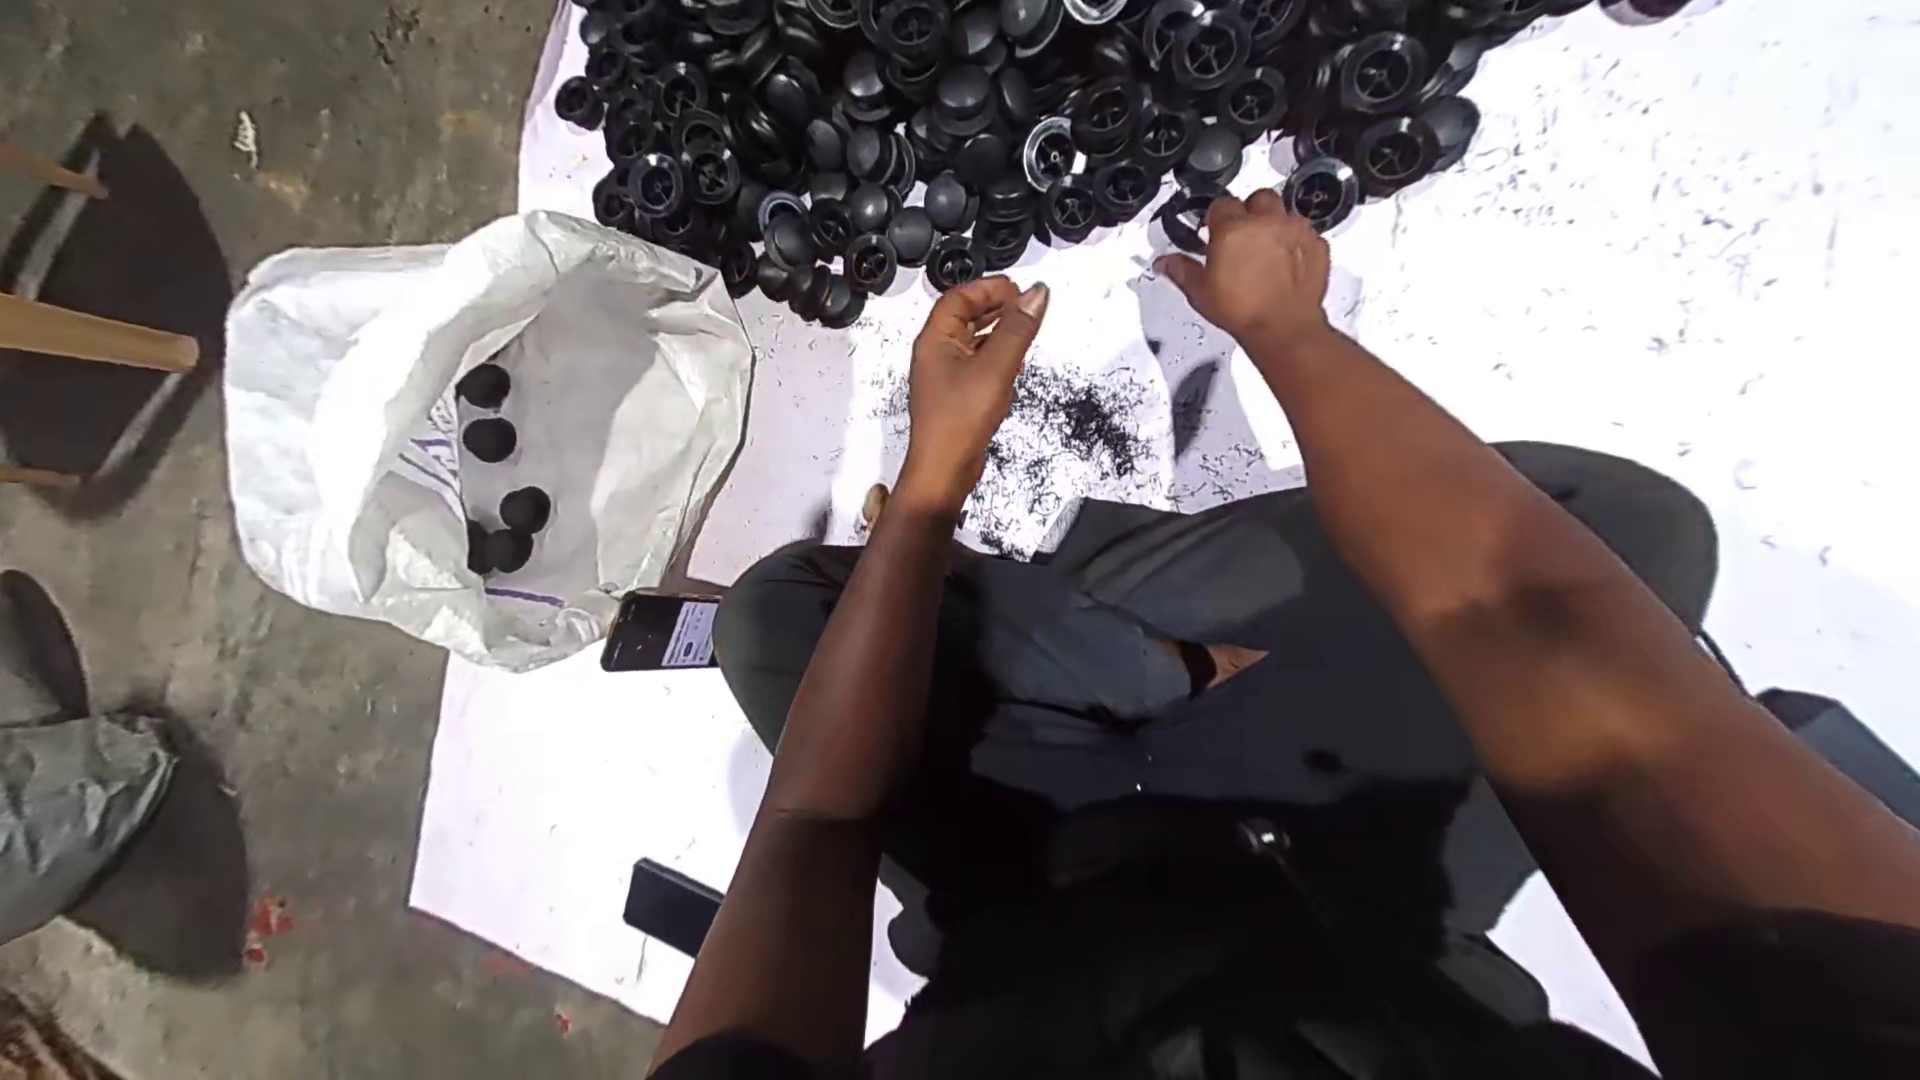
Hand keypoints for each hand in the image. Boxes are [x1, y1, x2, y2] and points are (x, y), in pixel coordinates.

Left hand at [898, 276, 1049, 516]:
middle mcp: (934, 355)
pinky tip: (1013, 365)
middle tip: (1023, 305)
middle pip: (963, 317)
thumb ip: (1017, 329)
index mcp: (935, 341)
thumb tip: (1037, 294)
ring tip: (1023, 329)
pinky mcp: (954, 397)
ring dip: (996, 332)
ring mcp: (943, 378)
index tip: (1017, 288)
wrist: (944, 470)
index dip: (988, 289)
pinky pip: (975, 366)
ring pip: (970, 342)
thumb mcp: (995, 368)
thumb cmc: (960, 420)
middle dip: (993, 307)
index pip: (958, 298)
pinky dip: (994, 357)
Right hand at [1155, 189, 1331, 349]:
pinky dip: (1294, 242)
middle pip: (1257, 198)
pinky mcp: (1316, 243)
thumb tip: (1163, 262)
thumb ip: (1181, 270)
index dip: (1215, 219)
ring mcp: (1295, 229)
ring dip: (1272, 224)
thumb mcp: (1200, 292)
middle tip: (1240, 238)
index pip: (1221, 205)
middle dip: (1248, 213)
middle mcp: (1266, 221)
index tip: (1212, 233)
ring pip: (1283, 212)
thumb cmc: (1241, 309)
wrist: (1282, 325)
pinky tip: (1284, 263)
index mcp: (1233, 229)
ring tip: (1263, 252)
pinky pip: (1305, 232)